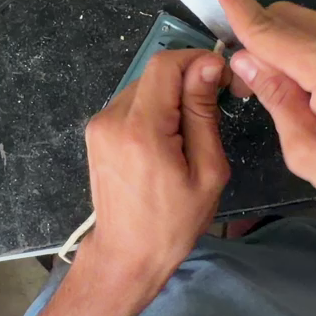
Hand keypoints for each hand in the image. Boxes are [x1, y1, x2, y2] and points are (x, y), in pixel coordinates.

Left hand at [80, 50, 229, 283]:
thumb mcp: (207, 172)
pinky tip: (164, 141)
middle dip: (185, 83)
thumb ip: (203, 114)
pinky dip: (152, 111)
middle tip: (210, 112)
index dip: (196, 60)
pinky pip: (129, 105)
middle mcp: (112, 118)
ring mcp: (98, 124)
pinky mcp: (95, 132)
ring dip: (169, 98)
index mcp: (141, 130)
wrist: (126, 254)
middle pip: (153, 74)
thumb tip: (208, 65)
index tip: (220, 79)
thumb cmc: (173, 223)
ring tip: (186, 135)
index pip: (165, 65)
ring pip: (142, 87)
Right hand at [207, 0, 315, 257]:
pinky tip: (308, 92)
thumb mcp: (311, 153)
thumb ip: (277, 100)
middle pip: (289, 16)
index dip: (236, 7)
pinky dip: (307, 53)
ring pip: (311, 26)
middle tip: (243, 80)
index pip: (268, 27)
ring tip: (276, 93)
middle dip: (256, 33)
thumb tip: (246, 62)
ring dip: (282, 44)